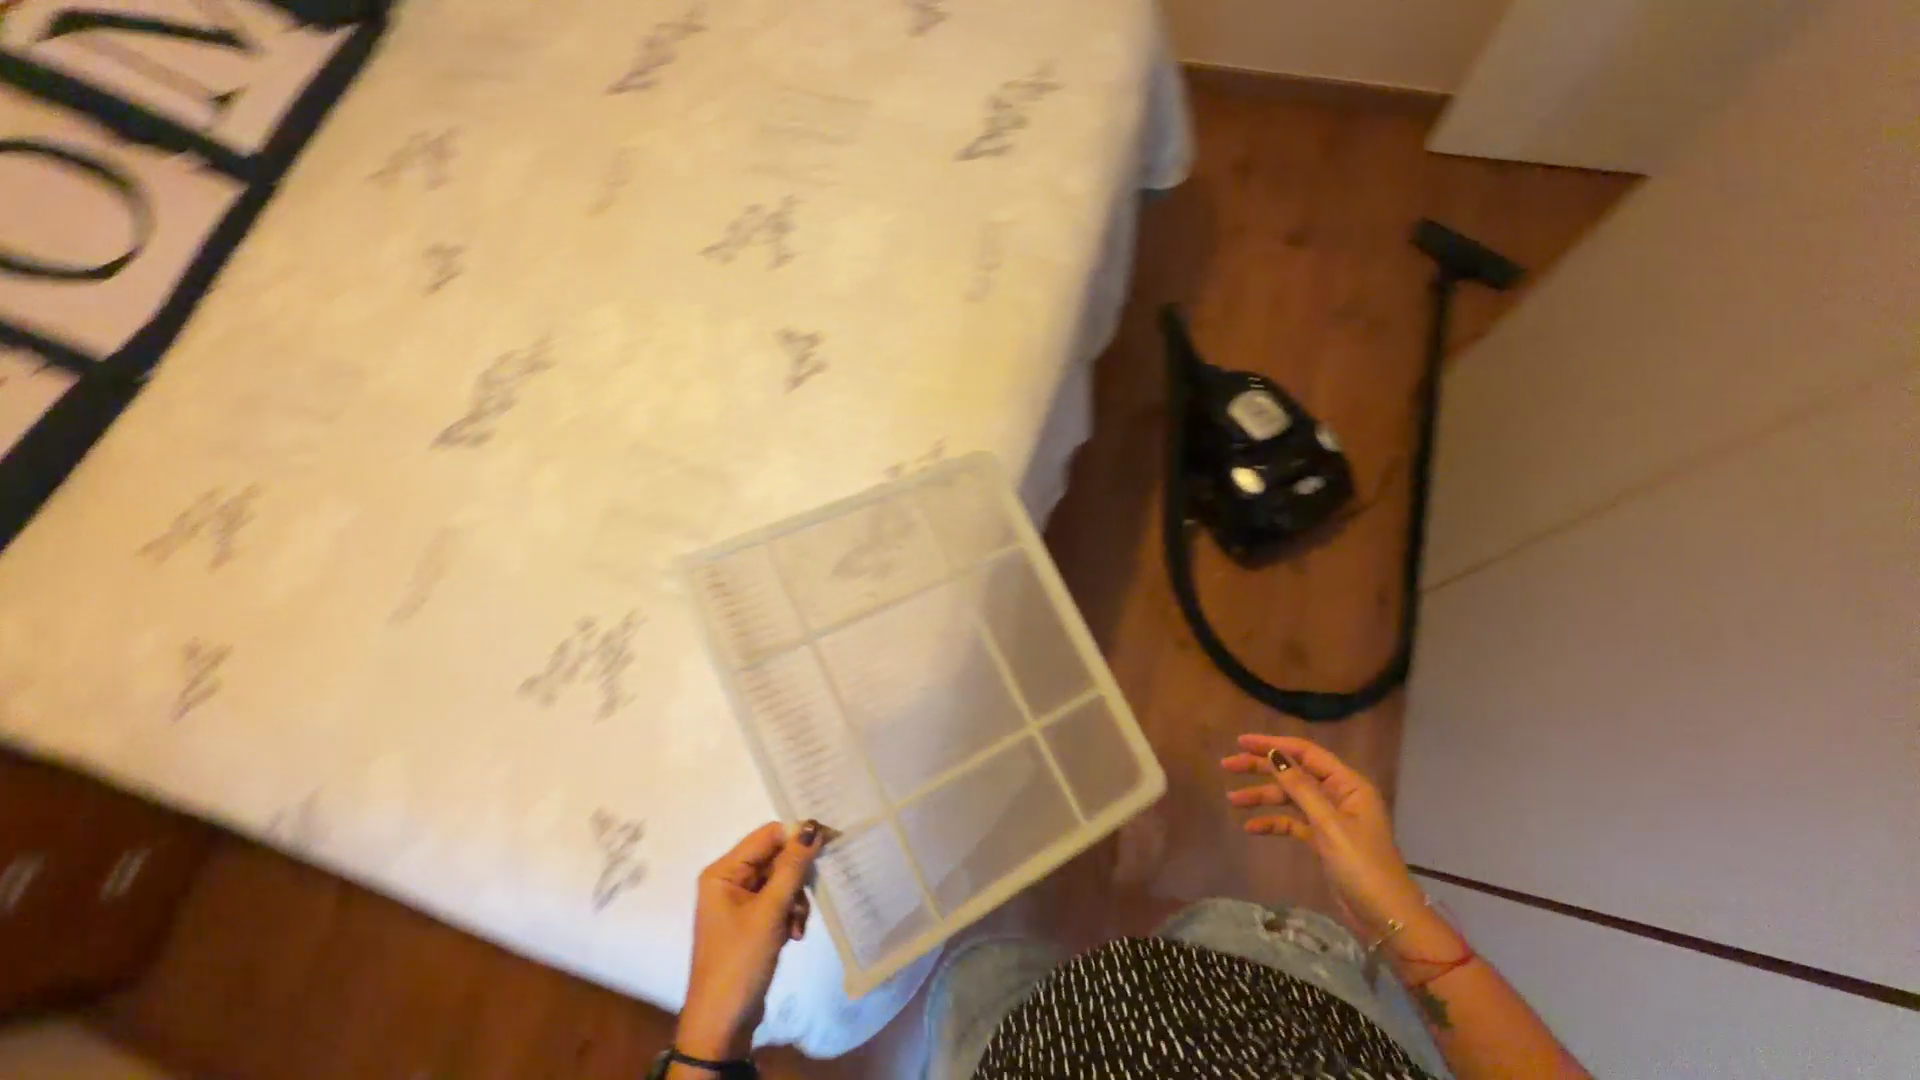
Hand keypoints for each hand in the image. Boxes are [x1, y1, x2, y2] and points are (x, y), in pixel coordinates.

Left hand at [677, 821, 823, 1061]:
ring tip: (796, 927)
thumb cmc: (741, 961)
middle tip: (809, 898)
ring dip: (795, 901)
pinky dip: (789, 915)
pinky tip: (793, 936)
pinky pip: (777, 903)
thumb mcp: (770, 911)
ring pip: (781, 882)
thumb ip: (792, 867)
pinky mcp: (750, 922)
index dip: (797, 836)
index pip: (767, 835)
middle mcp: (728, 881)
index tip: (830, 844)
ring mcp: (738, 903)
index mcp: (723, 872)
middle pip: (775, 858)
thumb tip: (811, 827)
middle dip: (796, 879)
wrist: (722, 1022)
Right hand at [1220, 735, 1426, 937]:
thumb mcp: (1329, 825)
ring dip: (1262, 797)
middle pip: (1295, 772)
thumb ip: (1301, 788)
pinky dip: (1273, 822)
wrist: (1386, 917)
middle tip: (1227, 766)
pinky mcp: (1324, 839)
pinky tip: (1250, 828)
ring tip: (1233, 799)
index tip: (1240, 741)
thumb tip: (1274, 754)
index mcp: (1348, 785)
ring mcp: (1331, 818)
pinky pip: (1293, 822)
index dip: (1273, 744)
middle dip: (1261, 768)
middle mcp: (1340, 795)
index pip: (1306, 753)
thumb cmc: (1362, 866)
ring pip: (1290, 797)